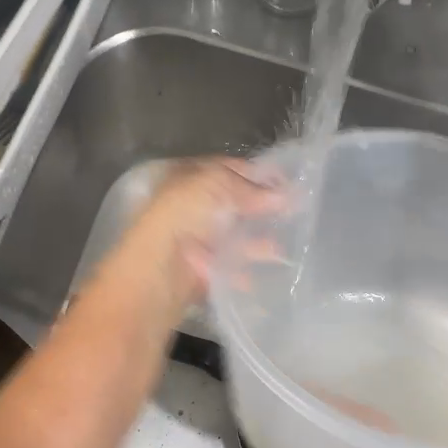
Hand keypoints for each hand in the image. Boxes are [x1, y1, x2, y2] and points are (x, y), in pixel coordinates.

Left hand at [95, 157, 281, 328]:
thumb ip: (251, 191)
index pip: (227, 171)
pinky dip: (241, 274)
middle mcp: (188, 209)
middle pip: (230, 207)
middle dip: (259, 212)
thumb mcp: (217, 188)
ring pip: (229, 240)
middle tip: (291, 217)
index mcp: (187, 179)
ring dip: (255, 245)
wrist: (156, 271)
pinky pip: (223, 270)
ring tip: (280, 252)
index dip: (256, 176)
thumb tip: (287, 195)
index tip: (287, 185)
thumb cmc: (183, 217)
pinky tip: (258, 277)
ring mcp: (191, 242)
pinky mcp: (195, 273)